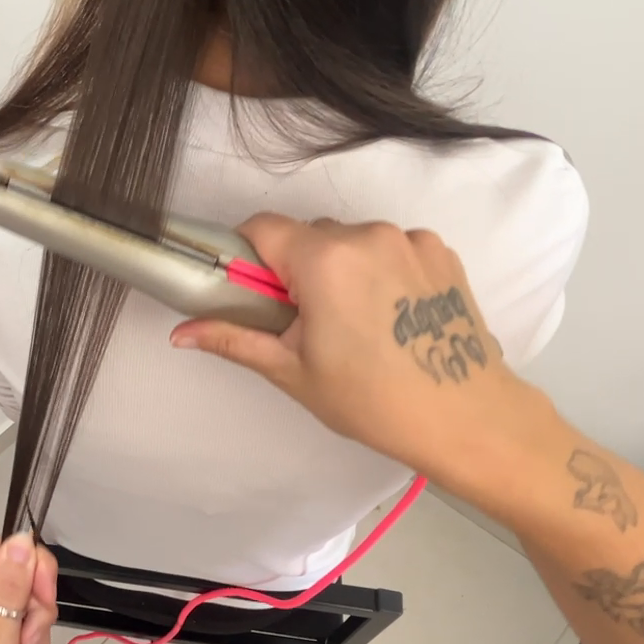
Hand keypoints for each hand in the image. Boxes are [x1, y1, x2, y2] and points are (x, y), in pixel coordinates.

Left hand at [0, 534, 58, 643]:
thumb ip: (11, 587)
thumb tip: (22, 539)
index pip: (6, 549)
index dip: (33, 571)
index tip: (43, 604)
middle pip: (16, 572)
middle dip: (34, 605)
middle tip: (27, 640)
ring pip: (21, 597)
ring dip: (31, 627)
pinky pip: (13, 618)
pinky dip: (23, 639)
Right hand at [170, 215, 547, 486]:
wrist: (466, 416)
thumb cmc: (370, 399)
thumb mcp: (291, 371)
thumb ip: (232, 339)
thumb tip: (178, 334)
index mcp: (326, 260)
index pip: (263, 227)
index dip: (246, 255)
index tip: (250, 292)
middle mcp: (369, 234)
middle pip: (308, 234)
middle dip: (293, 269)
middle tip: (301, 322)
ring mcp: (410, 239)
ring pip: (349, 240)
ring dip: (336, 270)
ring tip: (350, 323)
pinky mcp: (440, 251)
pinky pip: (388, 247)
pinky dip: (375, 271)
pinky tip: (385, 315)